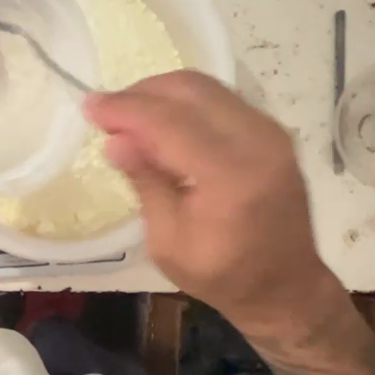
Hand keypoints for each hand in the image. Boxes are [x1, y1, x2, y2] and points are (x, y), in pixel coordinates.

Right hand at [86, 72, 343, 335]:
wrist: (285, 285)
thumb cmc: (221, 275)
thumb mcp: (167, 243)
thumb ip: (146, 184)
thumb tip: (115, 141)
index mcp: (229, 177)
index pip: (169, 123)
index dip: (125, 110)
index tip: (89, 107)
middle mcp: (256, 142)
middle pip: (190, 91)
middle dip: (141, 94)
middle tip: (106, 111)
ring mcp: (270, 132)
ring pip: (207, 88)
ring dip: (162, 94)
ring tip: (128, 116)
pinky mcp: (272, 132)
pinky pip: (222, 100)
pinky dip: (186, 103)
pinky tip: (161, 122)